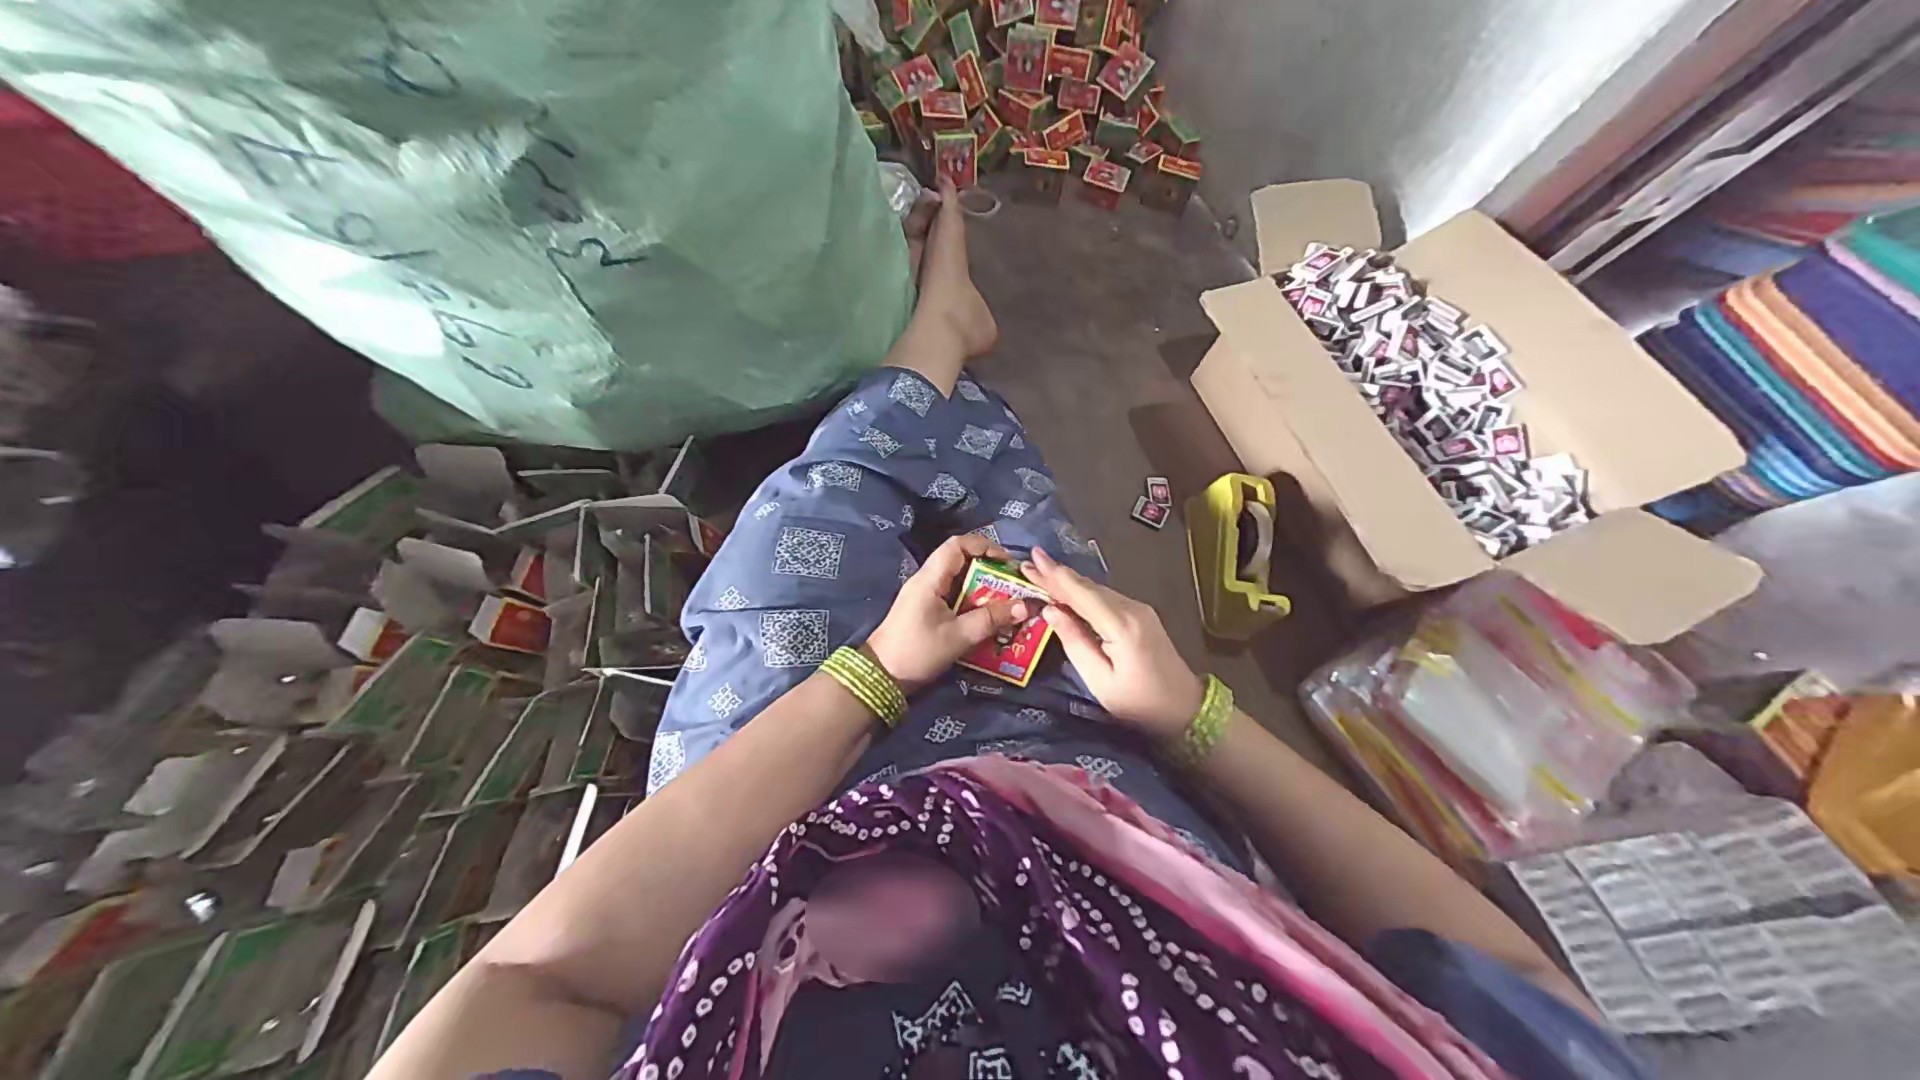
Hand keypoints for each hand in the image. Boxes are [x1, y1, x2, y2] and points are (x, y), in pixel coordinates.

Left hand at [865, 534, 1030, 692]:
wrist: (882, 676)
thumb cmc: (918, 651)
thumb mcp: (959, 636)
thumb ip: (991, 619)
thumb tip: (1026, 605)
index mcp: (930, 578)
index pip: (957, 545)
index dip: (984, 546)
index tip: (1007, 562)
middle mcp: (926, 580)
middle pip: (960, 561)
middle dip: (989, 570)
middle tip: (1013, 585)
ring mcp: (924, 595)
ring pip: (958, 580)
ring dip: (982, 588)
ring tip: (1006, 601)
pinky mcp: (925, 610)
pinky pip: (953, 596)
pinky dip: (972, 601)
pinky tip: (988, 617)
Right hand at [1022, 547, 1204, 740]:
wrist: (1185, 708)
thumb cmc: (1139, 702)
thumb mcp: (1099, 680)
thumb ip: (1073, 642)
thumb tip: (1050, 611)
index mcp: (1120, 625)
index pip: (1080, 593)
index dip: (1053, 576)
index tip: (1030, 559)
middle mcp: (1131, 608)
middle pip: (1087, 587)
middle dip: (1056, 574)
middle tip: (1028, 563)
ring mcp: (1138, 609)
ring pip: (1096, 589)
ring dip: (1068, 581)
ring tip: (1041, 572)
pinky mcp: (1140, 614)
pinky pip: (1105, 597)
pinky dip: (1082, 592)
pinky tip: (1067, 589)